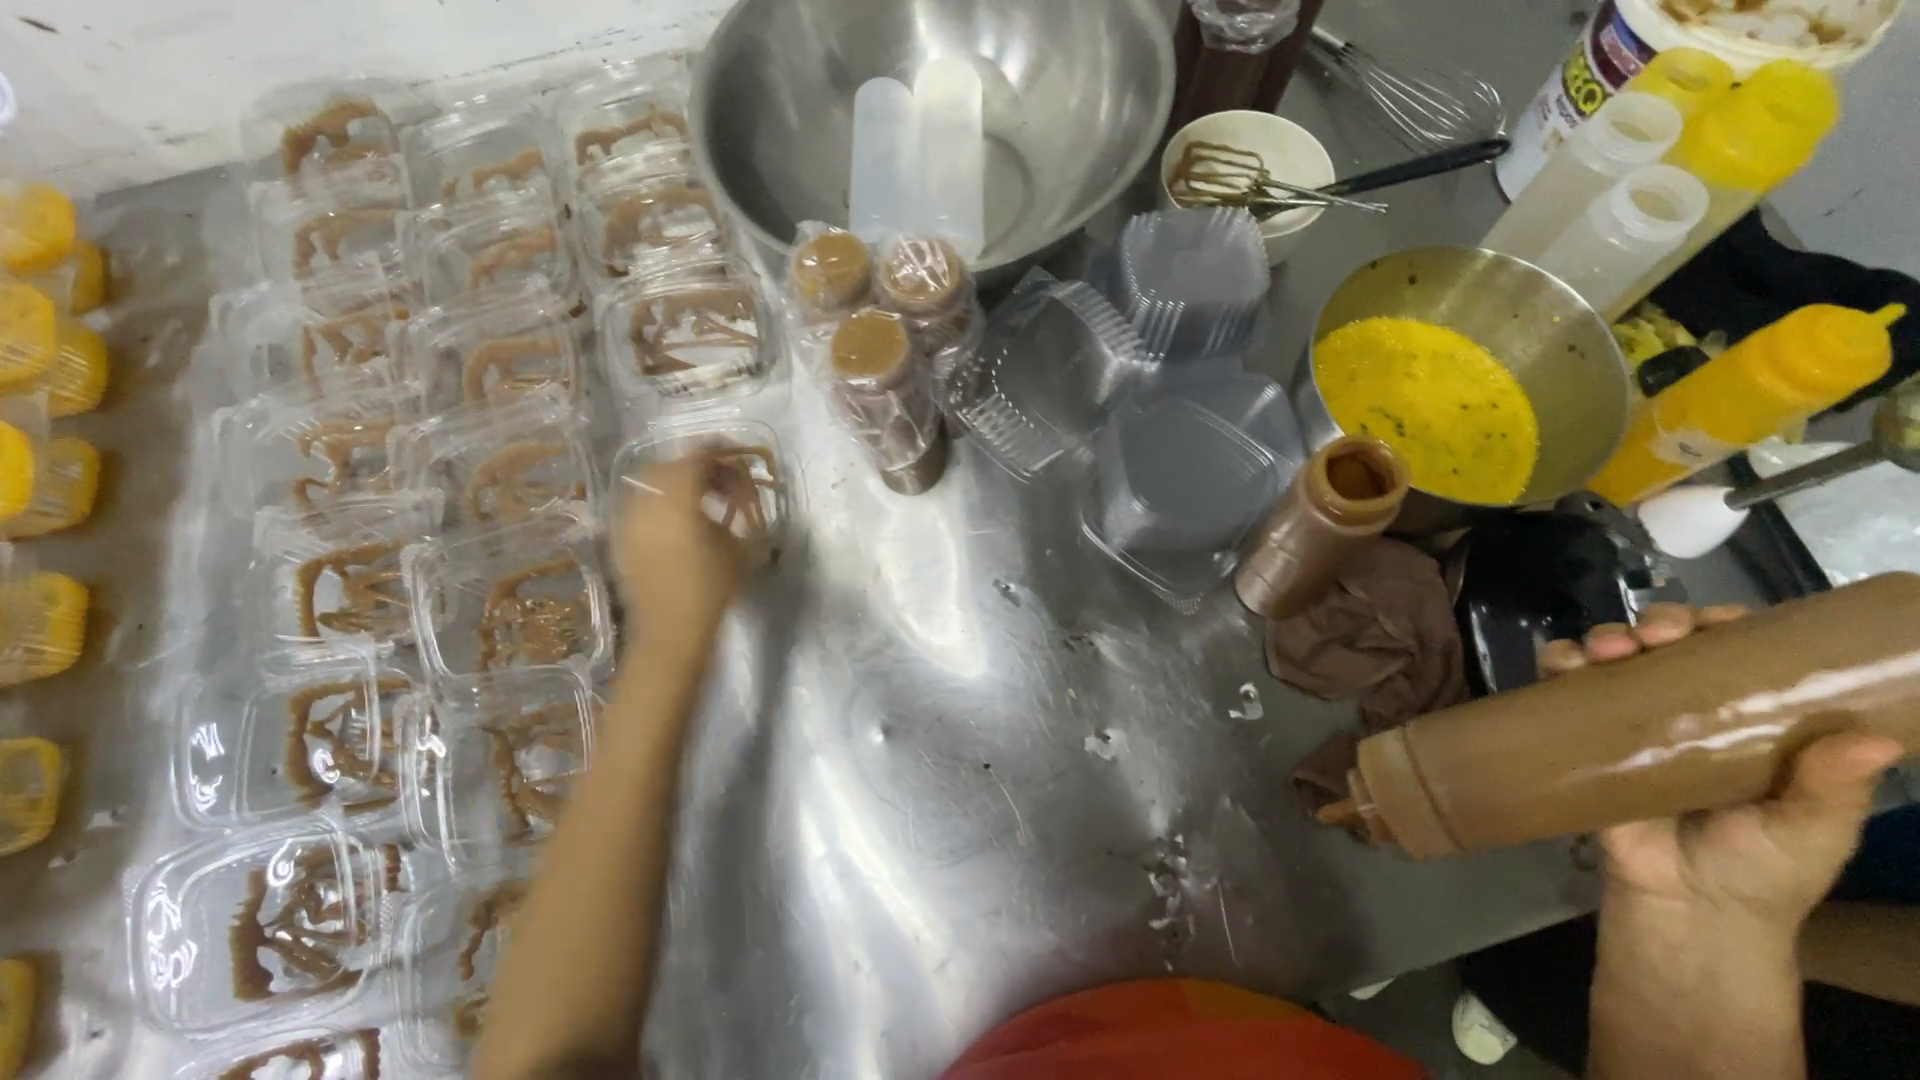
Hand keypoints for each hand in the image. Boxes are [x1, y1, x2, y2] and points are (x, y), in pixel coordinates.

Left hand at [611, 459, 745, 654]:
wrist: (671, 632)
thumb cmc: (712, 588)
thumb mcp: (740, 546)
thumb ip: (740, 511)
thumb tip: (740, 495)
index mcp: (677, 496)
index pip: (698, 456)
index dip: (721, 452)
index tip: (739, 456)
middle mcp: (646, 499)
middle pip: (672, 466)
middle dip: (699, 468)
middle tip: (723, 484)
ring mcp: (627, 518)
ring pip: (653, 485)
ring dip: (679, 486)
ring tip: (704, 504)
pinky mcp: (621, 538)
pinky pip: (642, 508)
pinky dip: (662, 506)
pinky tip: (681, 525)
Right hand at [1542, 603, 1905, 935]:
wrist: (1685, 908)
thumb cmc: (1763, 868)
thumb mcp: (1813, 830)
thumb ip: (1833, 787)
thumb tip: (1875, 741)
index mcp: (1748, 715)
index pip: (1737, 651)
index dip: (1725, 624)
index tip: (1717, 622)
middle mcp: (1686, 706)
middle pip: (1669, 641)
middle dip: (1659, 622)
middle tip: (1656, 635)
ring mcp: (1631, 719)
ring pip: (1612, 655)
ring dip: (1605, 637)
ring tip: (1607, 649)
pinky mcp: (1583, 737)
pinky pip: (1562, 690)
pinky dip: (1556, 665)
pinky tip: (1561, 663)